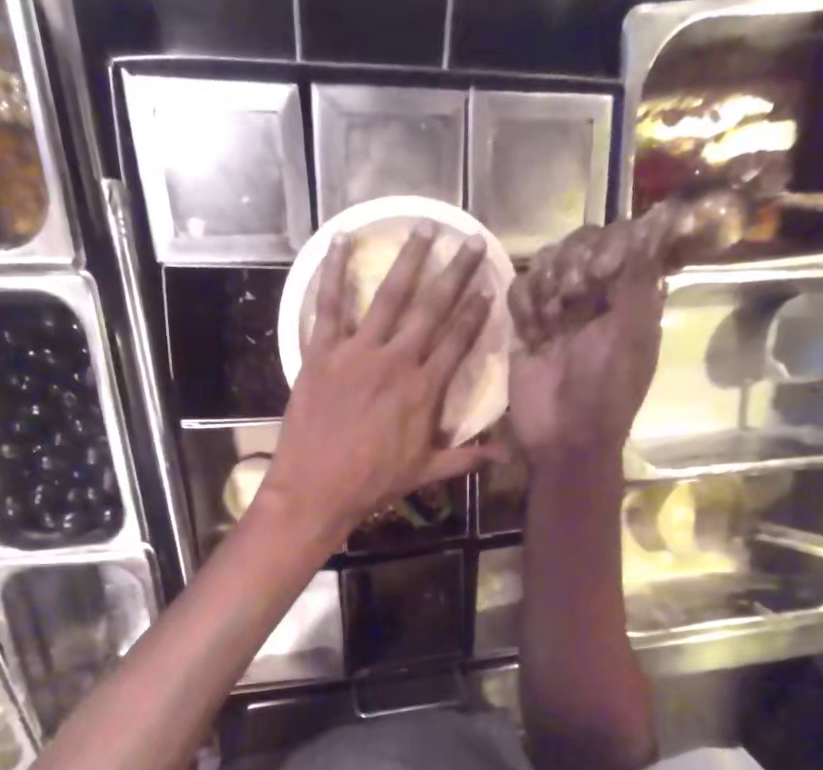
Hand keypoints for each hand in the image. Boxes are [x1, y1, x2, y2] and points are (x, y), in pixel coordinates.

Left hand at [257, 223, 500, 544]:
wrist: (316, 489)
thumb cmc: (372, 483)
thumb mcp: (425, 472)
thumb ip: (466, 458)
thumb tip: (506, 455)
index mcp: (424, 389)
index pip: (457, 341)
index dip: (475, 313)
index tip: (488, 286)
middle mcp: (396, 361)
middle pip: (431, 308)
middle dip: (454, 272)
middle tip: (469, 240)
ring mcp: (357, 353)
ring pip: (389, 297)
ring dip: (408, 260)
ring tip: (423, 228)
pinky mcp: (321, 354)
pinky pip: (328, 306)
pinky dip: (334, 272)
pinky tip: (340, 240)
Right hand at [508, 256, 663, 470]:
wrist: (563, 437)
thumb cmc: (605, 389)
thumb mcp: (631, 333)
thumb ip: (638, 277)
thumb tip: (650, 222)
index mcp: (628, 297)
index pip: (619, 241)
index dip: (607, 246)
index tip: (601, 270)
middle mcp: (594, 299)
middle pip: (578, 247)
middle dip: (571, 266)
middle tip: (571, 301)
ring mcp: (558, 313)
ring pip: (545, 264)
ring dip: (545, 286)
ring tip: (549, 322)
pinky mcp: (525, 330)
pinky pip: (518, 292)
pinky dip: (522, 305)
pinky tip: (532, 333)